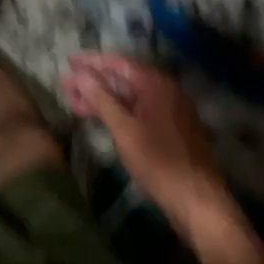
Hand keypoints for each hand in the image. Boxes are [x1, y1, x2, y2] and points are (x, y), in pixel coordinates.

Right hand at [63, 53, 223, 215]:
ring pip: (130, 98)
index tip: (69, 61)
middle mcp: (165, 91)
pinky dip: (118, 113)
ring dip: (102, 100)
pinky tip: (100, 119)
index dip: (91, 62)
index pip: (118, 64)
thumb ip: (101, 99)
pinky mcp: (170, 131)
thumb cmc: (159, 162)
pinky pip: (138, 112)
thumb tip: (81, 74)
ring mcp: (169, 112)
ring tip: (74, 104)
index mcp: (156, 85)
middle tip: (65, 86)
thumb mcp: (125, 129)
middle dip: (93, 83)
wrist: (198, 201)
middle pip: (123, 80)